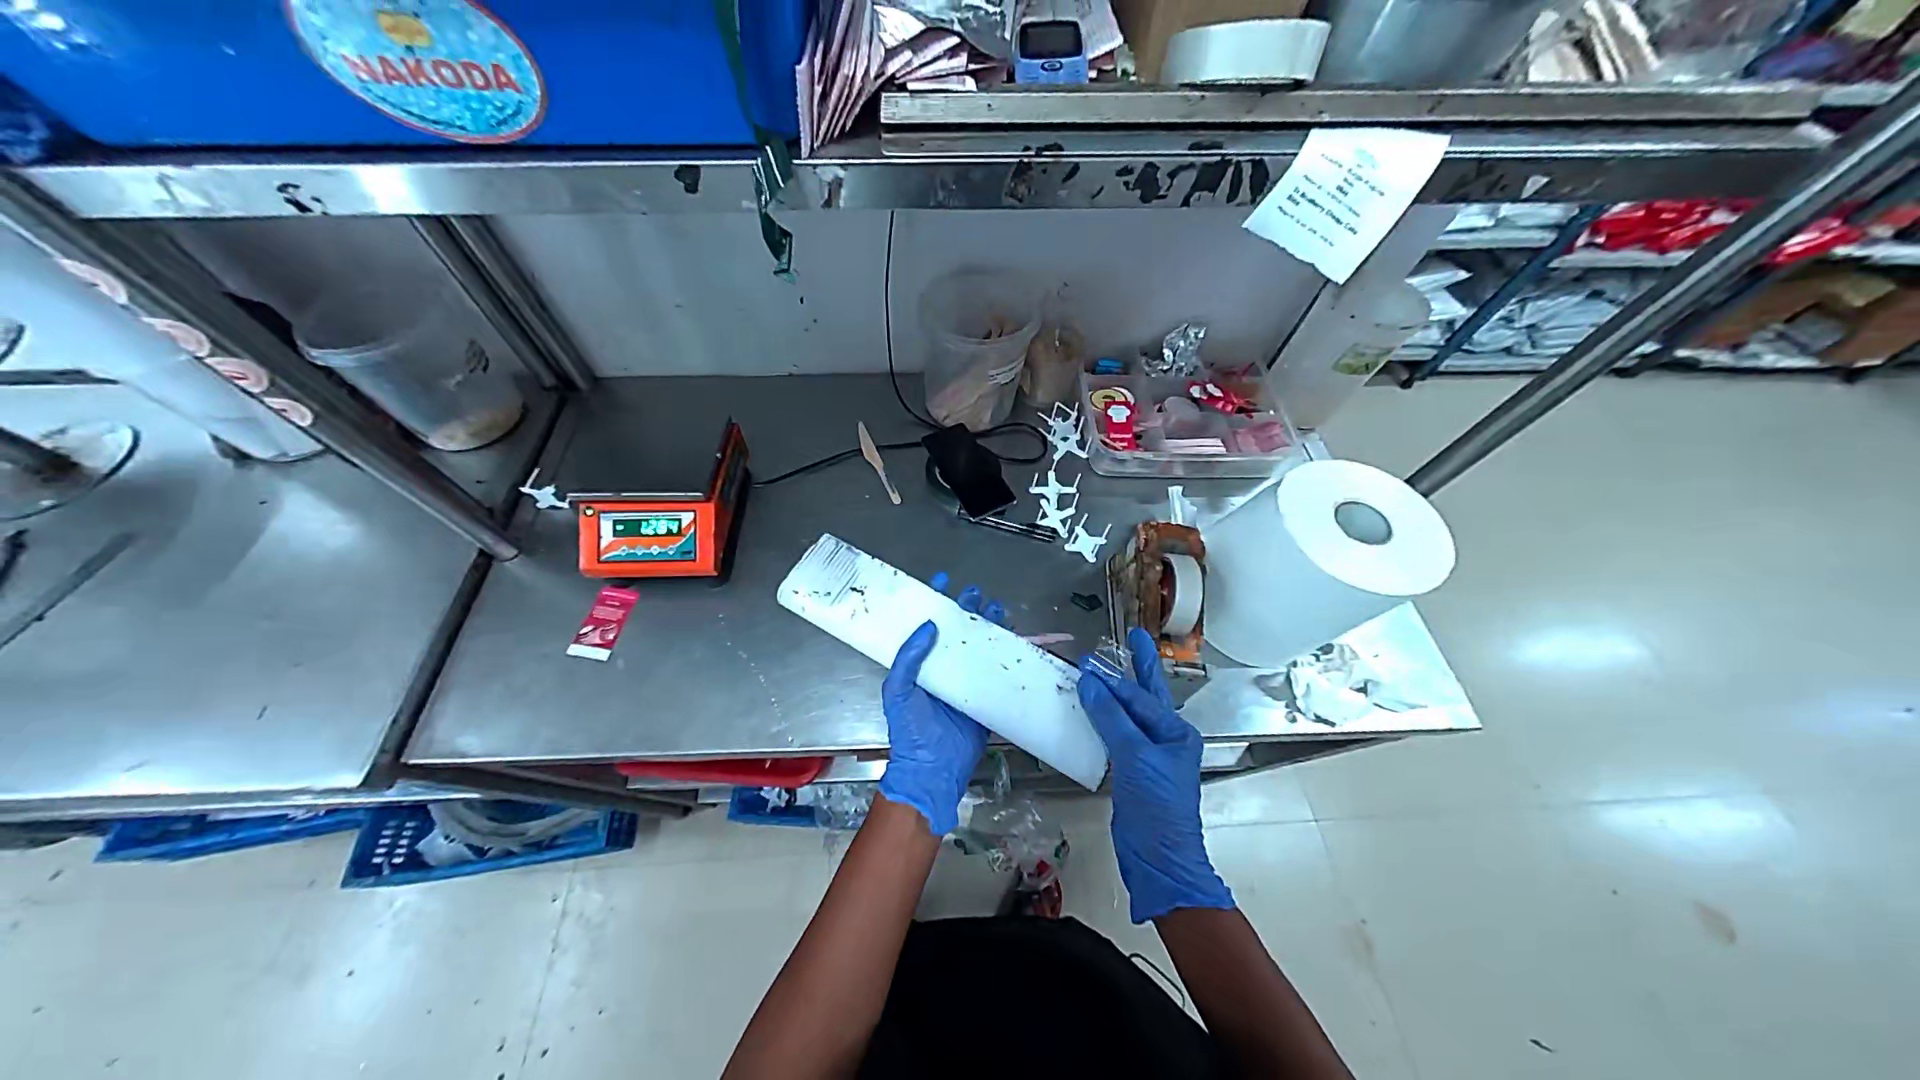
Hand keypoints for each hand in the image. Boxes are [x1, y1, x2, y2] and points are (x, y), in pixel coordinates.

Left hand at [878, 577, 1000, 835]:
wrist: (932, 771)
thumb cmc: (910, 732)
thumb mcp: (897, 691)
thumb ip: (908, 659)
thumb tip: (927, 627)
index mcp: (919, 666)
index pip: (926, 627)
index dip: (933, 603)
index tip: (941, 581)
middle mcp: (943, 670)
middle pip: (957, 632)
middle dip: (967, 609)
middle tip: (976, 594)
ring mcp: (965, 683)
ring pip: (979, 647)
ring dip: (988, 627)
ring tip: (996, 608)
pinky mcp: (984, 699)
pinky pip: (996, 673)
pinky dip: (1005, 656)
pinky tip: (1012, 640)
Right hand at [1078, 626, 1233, 922]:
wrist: (1160, 860)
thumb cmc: (1157, 806)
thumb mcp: (1136, 757)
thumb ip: (1112, 718)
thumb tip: (1090, 682)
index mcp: (1175, 732)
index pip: (1139, 697)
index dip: (1113, 679)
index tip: (1087, 661)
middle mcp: (1164, 739)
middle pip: (1145, 697)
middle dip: (1139, 668)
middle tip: (1135, 637)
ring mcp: (1148, 756)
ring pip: (1128, 716)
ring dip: (1115, 694)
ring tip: (1104, 670)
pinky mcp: (1131, 773)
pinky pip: (1115, 737)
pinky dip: (1102, 722)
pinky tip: (1089, 713)